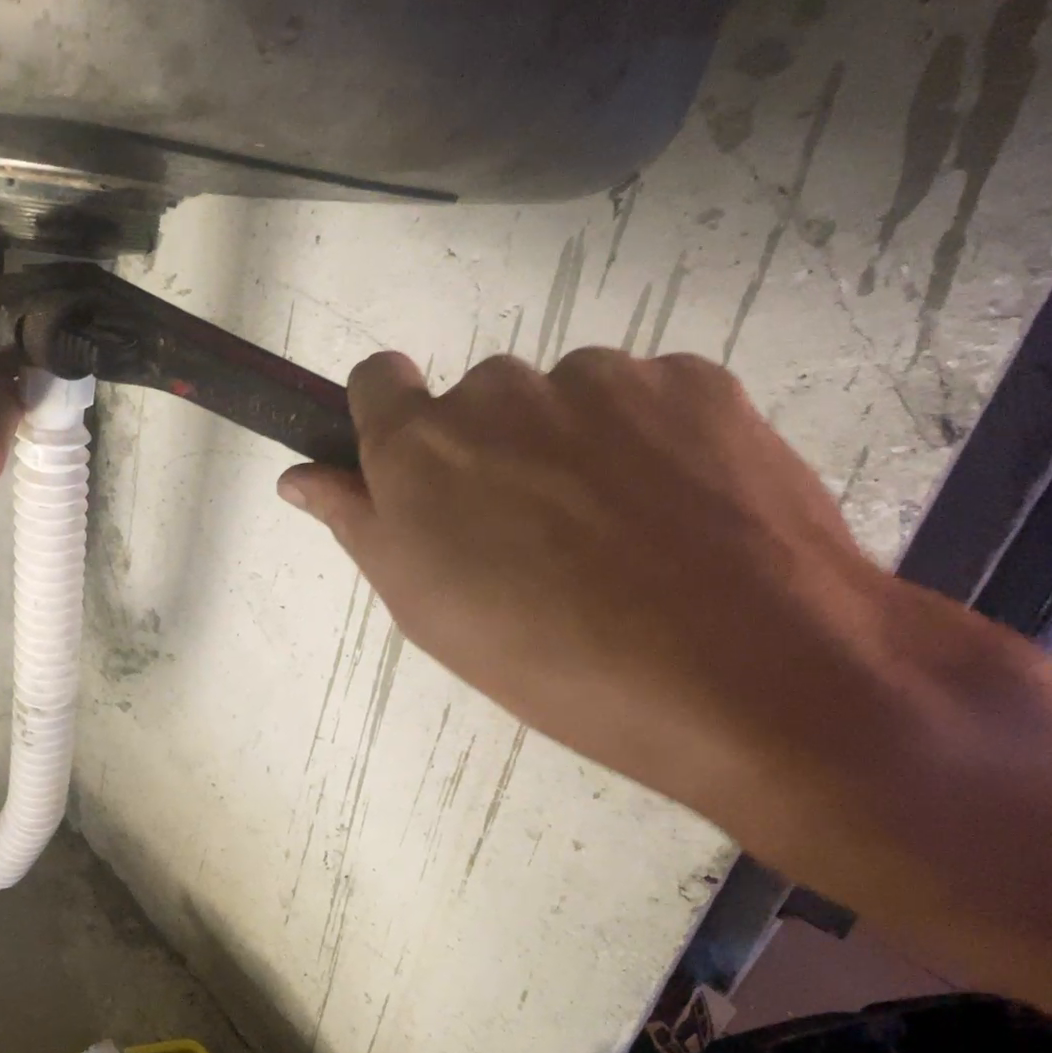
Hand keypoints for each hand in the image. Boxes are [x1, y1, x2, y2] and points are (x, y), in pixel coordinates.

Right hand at [278, 348, 894, 817]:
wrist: (752, 675)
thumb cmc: (552, 660)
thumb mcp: (426, 608)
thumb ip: (356, 522)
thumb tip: (299, 476)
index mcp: (421, 446)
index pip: (378, 378)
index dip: (392, 416)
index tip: (425, 470)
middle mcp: (499, 390)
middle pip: (479, 398)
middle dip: (495, 449)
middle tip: (540, 538)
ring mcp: (602, 377)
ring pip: (567, 399)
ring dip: (576, 445)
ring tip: (625, 534)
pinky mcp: (694, 380)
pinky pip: (649, 397)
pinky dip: (653, 440)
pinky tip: (683, 513)